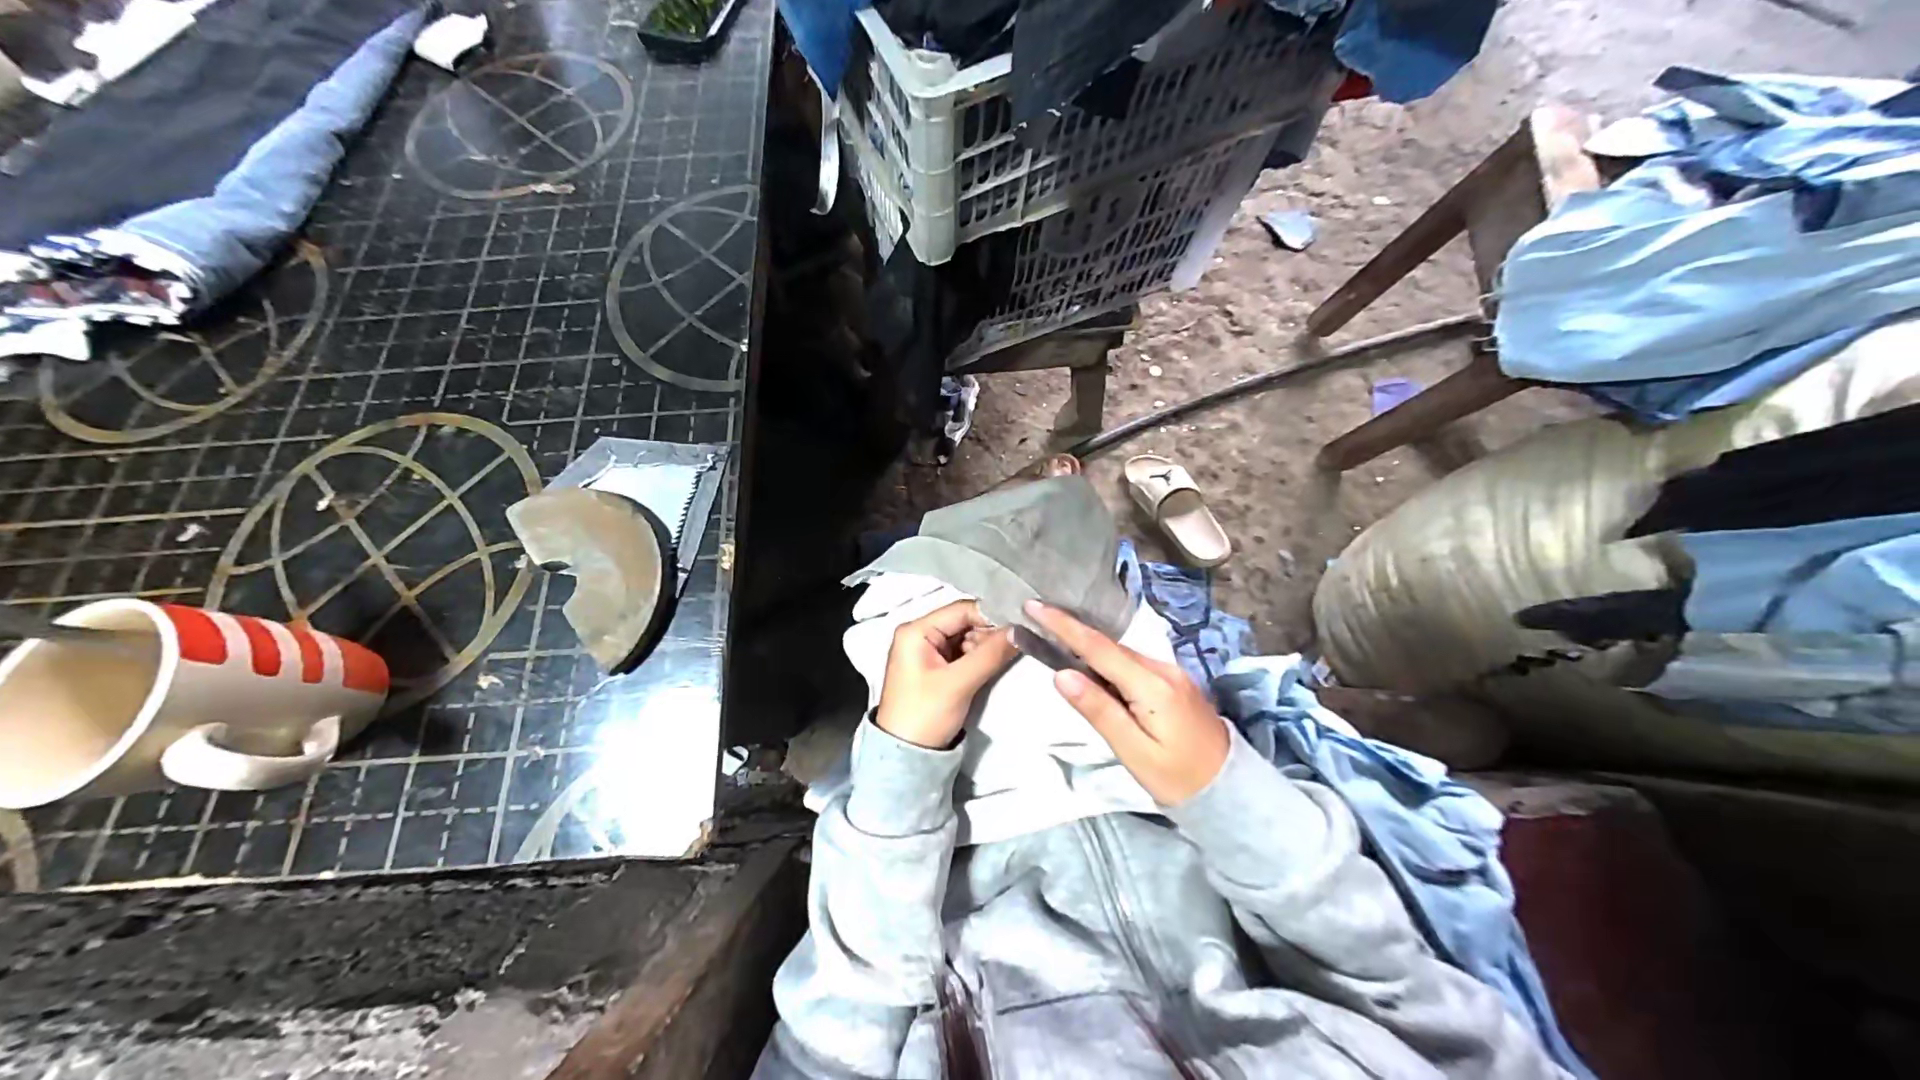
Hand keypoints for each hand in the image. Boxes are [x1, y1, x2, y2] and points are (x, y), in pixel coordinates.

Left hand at [875, 600, 1018, 748]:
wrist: (905, 756)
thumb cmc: (924, 715)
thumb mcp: (958, 683)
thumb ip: (990, 654)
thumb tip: (1021, 630)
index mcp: (915, 630)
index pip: (961, 610)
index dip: (991, 615)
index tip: (1020, 625)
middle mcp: (919, 634)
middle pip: (964, 621)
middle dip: (989, 632)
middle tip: (1013, 646)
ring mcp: (926, 651)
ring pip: (965, 637)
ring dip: (985, 646)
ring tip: (1002, 658)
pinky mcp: (934, 667)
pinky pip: (962, 652)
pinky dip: (978, 657)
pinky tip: (992, 664)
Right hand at [1026, 600, 1229, 804]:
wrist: (1232, 791)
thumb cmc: (1179, 778)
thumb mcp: (1133, 751)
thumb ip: (1099, 710)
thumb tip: (1062, 675)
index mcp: (1153, 685)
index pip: (1099, 647)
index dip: (1064, 625)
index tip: (1034, 606)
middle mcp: (1164, 669)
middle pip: (1110, 646)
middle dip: (1072, 630)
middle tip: (1036, 618)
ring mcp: (1172, 673)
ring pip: (1121, 653)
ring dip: (1089, 646)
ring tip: (1054, 640)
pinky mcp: (1174, 682)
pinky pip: (1133, 663)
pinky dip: (1107, 661)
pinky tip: (1091, 667)